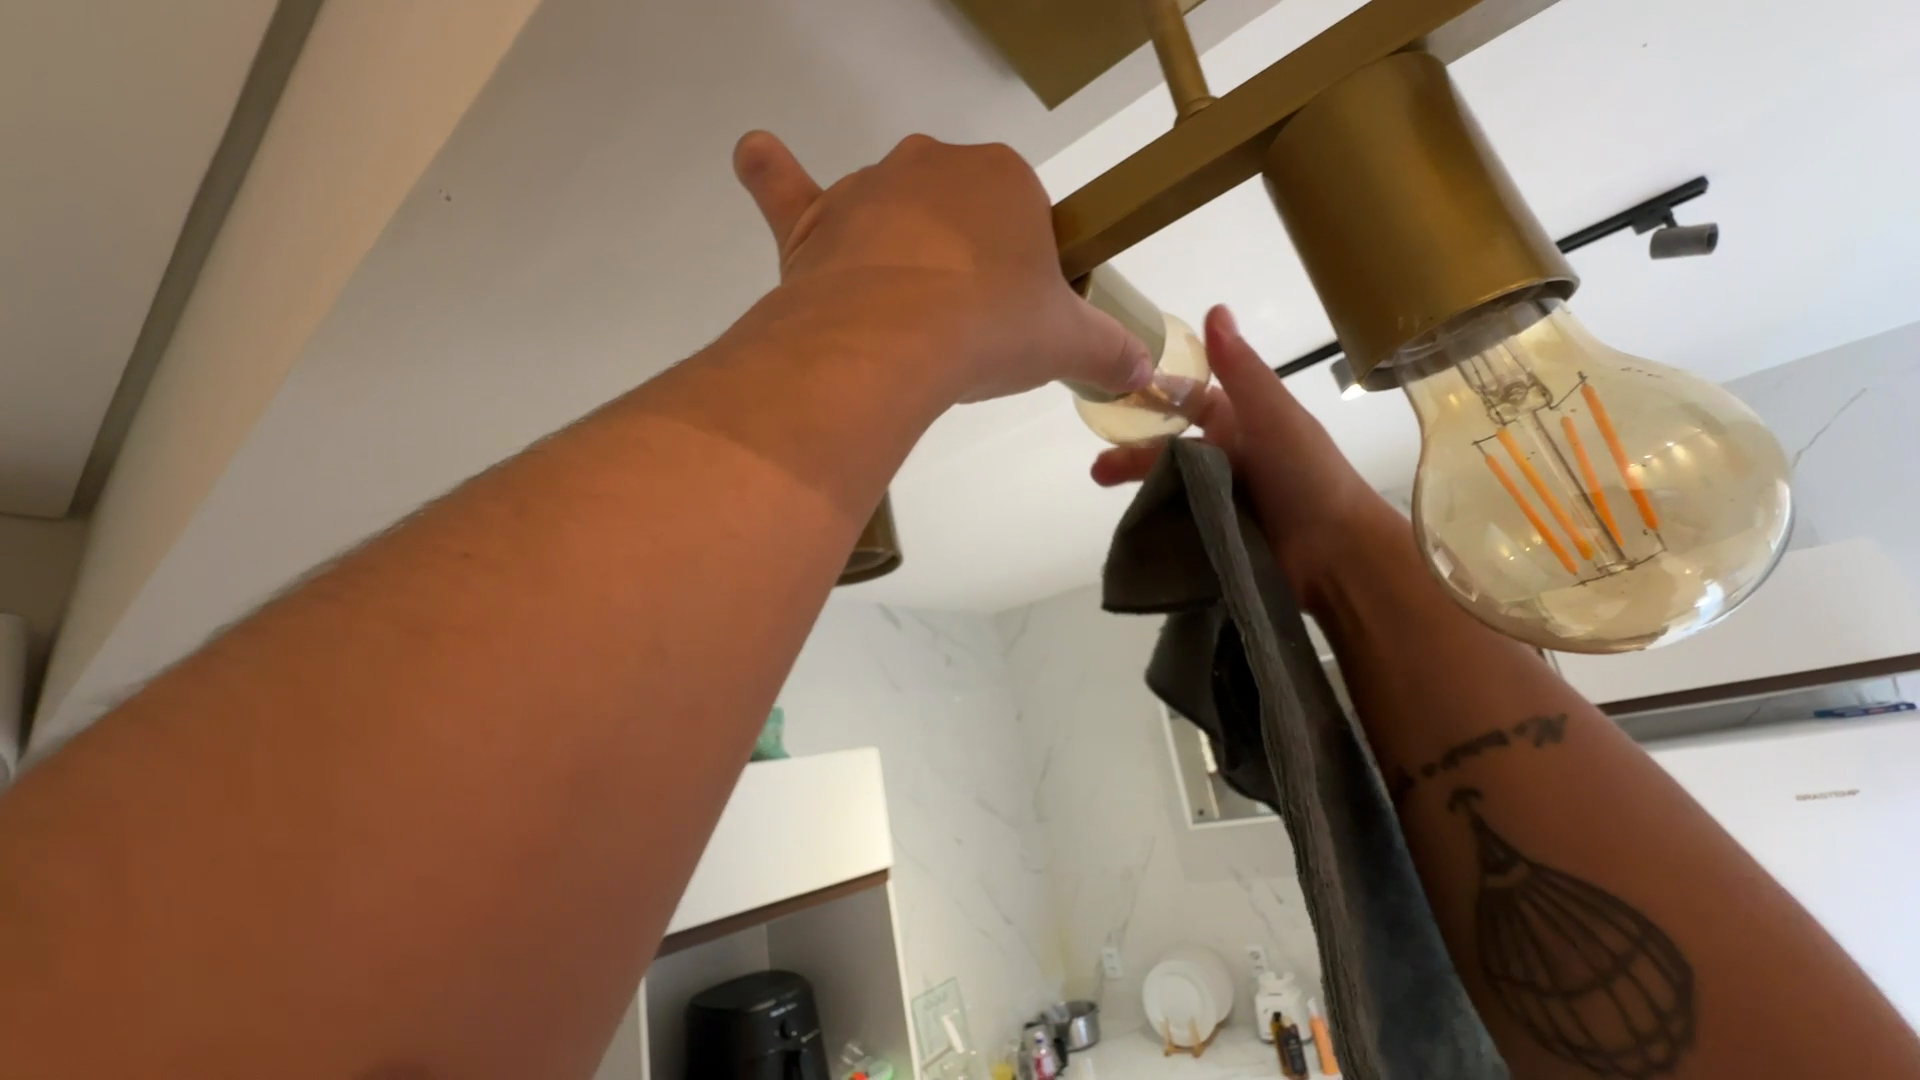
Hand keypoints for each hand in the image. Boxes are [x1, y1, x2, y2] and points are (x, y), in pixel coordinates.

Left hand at [732, 131, 1151, 404]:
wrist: (895, 340)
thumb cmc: (992, 328)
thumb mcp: (1069, 343)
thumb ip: (1111, 351)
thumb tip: (1142, 369)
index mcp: (1004, 179)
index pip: (1020, 218)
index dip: (1019, 273)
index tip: (1010, 318)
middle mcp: (935, 165)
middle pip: (954, 213)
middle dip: (961, 262)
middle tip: (960, 327)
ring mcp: (868, 188)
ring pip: (888, 213)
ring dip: (897, 252)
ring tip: (901, 321)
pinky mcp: (812, 219)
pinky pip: (786, 185)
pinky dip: (772, 175)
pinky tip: (757, 156)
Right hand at [1091, 306, 1401, 605]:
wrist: (1336, 554)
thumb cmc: (1307, 475)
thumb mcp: (1272, 415)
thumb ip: (1240, 370)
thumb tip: (1214, 308)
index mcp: (1239, 421)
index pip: (1185, 401)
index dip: (1152, 395)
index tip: (1109, 391)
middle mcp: (1226, 455)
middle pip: (1167, 446)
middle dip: (1130, 449)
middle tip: (1095, 461)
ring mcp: (1218, 495)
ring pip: (1166, 482)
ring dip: (1134, 481)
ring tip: (1098, 482)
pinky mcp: (1214, 530)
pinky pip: (1174, 517)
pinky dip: (1150, 515)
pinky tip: (1126, 518)